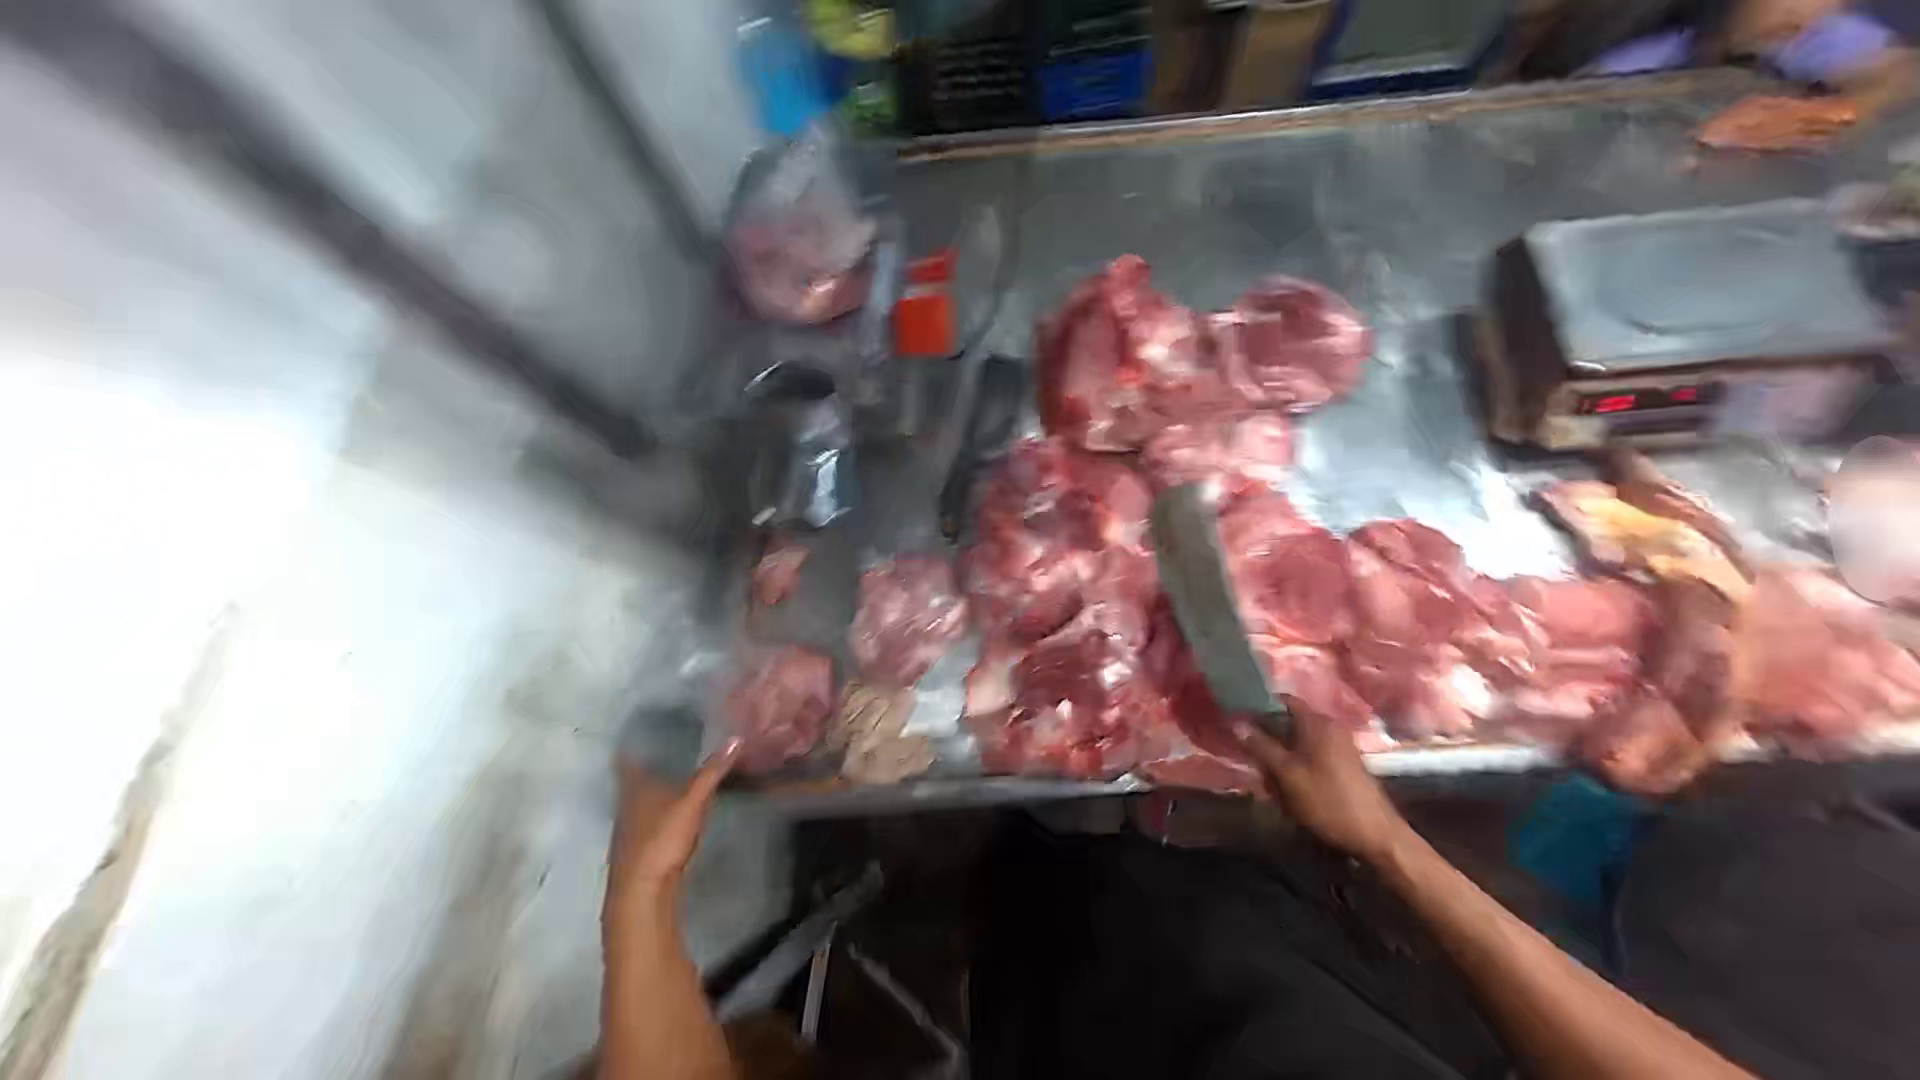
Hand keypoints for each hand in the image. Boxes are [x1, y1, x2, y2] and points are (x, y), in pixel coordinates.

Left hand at [604, 741, 738, 931]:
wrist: (641, 892)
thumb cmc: (661, 838)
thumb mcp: (693, 801)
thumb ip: (713, 772)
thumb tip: (736, 738)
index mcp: (634, 787)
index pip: (627, 757)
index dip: (634, 741)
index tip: (644, 728)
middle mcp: (625, 803)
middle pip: (633, 776)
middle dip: (648, 760)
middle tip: (670, 741)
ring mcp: (628, 827)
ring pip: (639, 797)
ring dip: (654, 784)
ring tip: (676, 768)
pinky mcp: (637, 845)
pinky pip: (647, 814)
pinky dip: (658, 805)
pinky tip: (673, 806)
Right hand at [1236, 704, 1409, 863]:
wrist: (1378, 838)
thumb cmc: (1330, 802)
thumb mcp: (1288, 775)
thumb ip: (1261, 746)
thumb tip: (1237, 723)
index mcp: (1318, 723)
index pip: (1282, 700)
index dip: (1258, 707)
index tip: (1239, 722)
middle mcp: (1330, 728)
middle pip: (1287, 724)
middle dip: (1267, 743)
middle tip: (1255, 764)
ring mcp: (1338, 747)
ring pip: (1296, 744)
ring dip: (1279, 761)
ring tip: (1271, 786)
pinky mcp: (1342, 765)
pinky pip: (1309, 758)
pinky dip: (1295, 770)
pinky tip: (1288, 793)